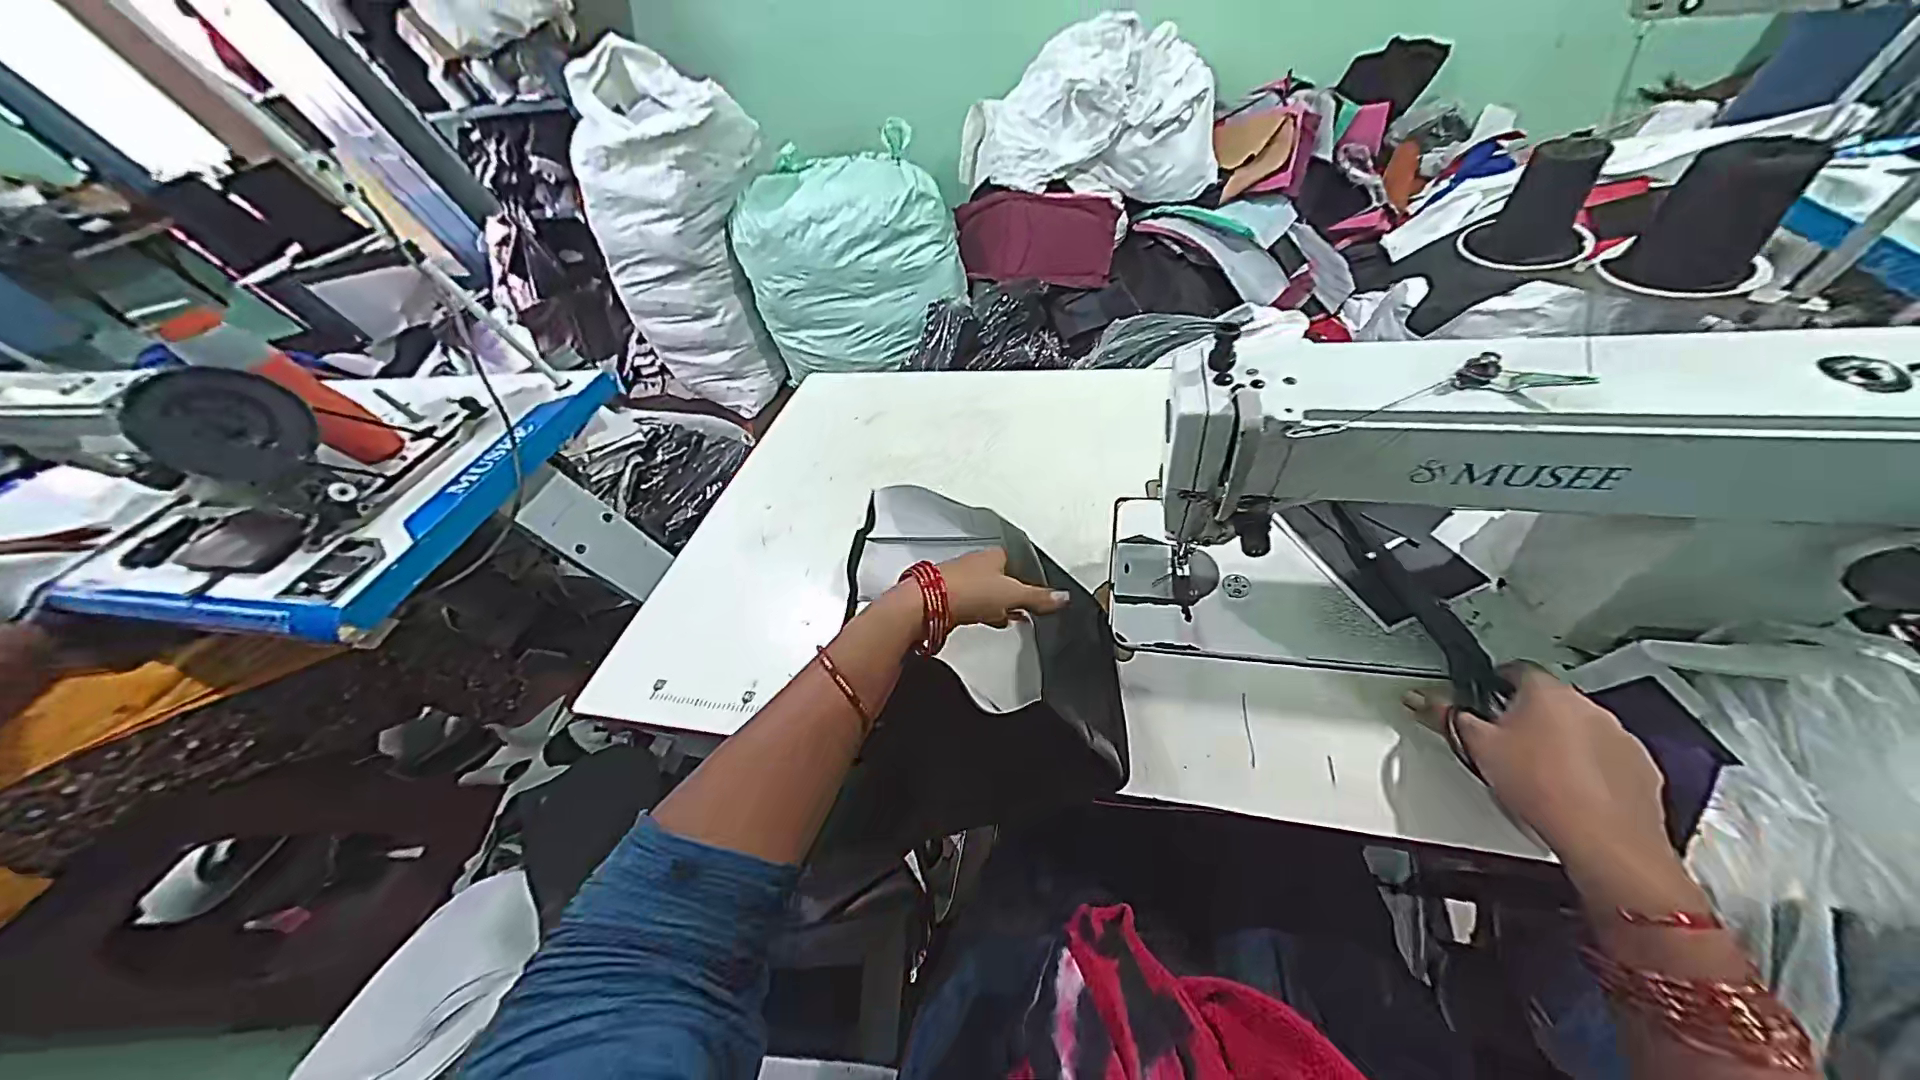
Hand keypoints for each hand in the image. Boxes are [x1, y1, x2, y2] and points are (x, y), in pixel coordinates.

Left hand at [933, 548, 1071, 628]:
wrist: (929, 604)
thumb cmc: (966, 589)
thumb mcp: (1014, 594)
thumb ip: (1039, 598)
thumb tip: (1063, 598)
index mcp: (994, 555)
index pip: (1018, 562)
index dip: (1028, 578)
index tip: (1037, 592)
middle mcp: (975, 564)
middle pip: (1000, 578)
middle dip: (1011, 593)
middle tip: (1022, 605)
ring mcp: (960, 581)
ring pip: (984, 592)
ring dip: (995, 605)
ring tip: (1005, 616)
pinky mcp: (947, 599)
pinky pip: (970, 605)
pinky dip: (980, 612)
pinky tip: (983, 620)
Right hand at [1403, 663, 1669, 872]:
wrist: (1603, 840)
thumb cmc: (1544, 790)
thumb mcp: (1476, 745)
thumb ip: (1447, 715)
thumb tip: (1422, 700)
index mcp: (1547, 692)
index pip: (1515, 669)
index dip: (1493, 681)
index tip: (1483, 697)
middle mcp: (1589, 708)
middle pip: (1546, 699)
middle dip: (1524, 715)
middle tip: (1501, 740)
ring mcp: (1620, 738)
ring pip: (1577, 727)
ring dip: (1557, 740)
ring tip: (1532, 770)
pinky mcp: (1640, 769)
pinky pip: (1606, 756)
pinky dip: (1586, 766)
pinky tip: (1565, 788)